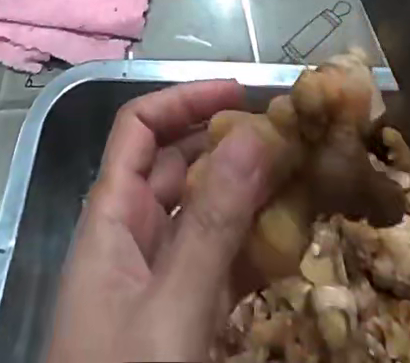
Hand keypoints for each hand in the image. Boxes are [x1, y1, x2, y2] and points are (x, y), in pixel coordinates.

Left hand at [43, 80, 276, 362]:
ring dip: (246, 193)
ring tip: (299, 174)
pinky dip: (251, 246)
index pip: (140, 128)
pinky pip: (219, 262)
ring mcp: (157, 277)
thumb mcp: (169, 305)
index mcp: (110, 214)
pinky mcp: (181, 316)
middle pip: (177, 164)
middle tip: (286, 135)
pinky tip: (290, 237)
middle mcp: (131, 234)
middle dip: (226, 143)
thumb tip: (254, 135)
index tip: (240, 93)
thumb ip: (212, 224)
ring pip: (203, 213)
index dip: (185, 100)